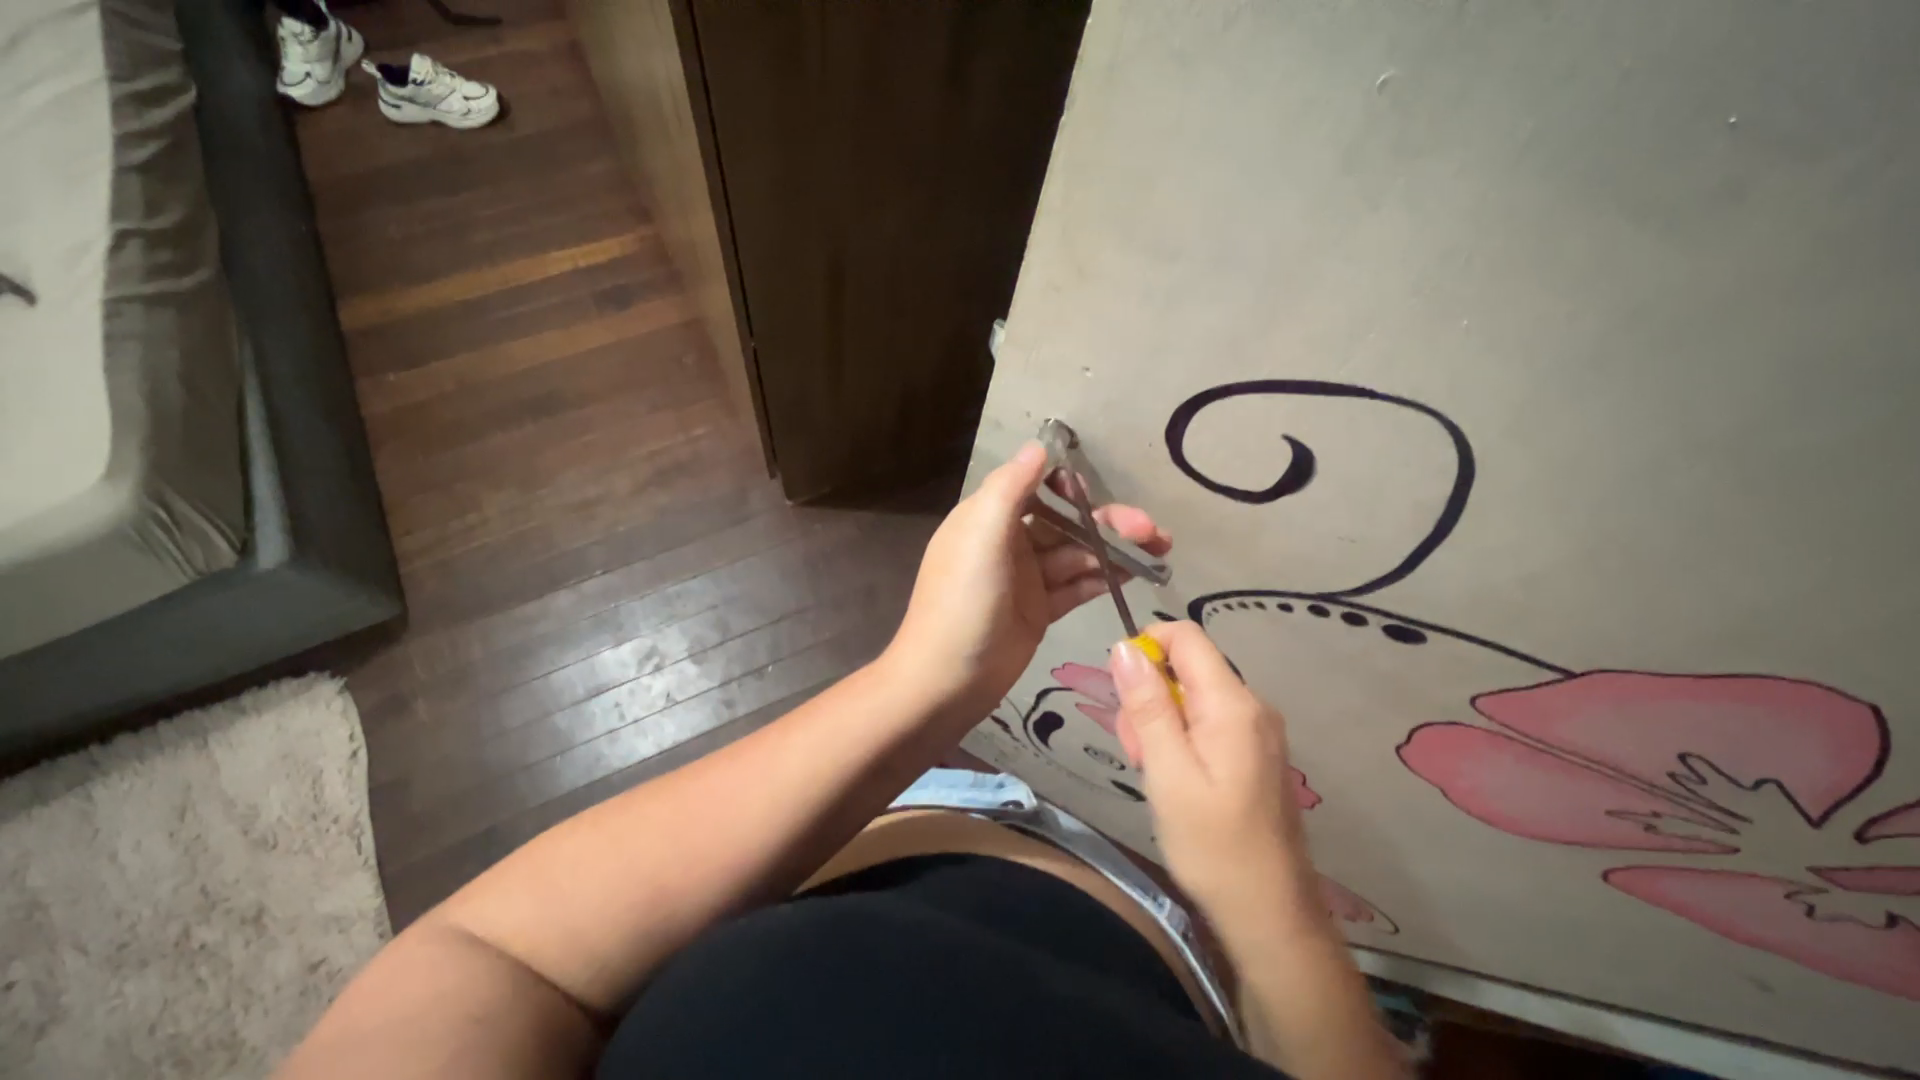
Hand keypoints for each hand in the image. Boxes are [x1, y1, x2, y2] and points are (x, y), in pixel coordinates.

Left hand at [883, 441, 1169, 721]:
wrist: (947, 681)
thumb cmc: (961, 602)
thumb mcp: (981, 536)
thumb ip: (1010, 488)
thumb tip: (1038, 445)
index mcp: (986, 518)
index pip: (1032, 485)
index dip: (1066, 484)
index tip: (1094, 492)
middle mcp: (1007, 542)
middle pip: (1065, 521)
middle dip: (1106, 521)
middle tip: (1151, 529)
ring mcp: (1025, 578)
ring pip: (1077, 553)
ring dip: (1114, 550)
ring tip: (1159, 551)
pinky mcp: (1039, 610)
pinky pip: (1076, 585)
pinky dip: (1103, 578)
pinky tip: (1134, 575)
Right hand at [1110, 622, 1325, 930]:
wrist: (1269, 912)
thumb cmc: (1212, 845)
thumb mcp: (1167, 773)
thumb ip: (1147, 706)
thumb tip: (1125, 646)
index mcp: (1233, 704)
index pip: (1186, 637)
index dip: (1146, 647)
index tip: (1122, 692)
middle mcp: (1253, 706)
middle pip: (1187, 668)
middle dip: (1149, 697)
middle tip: (1137, 752)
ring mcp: (1258, 731)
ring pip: (1193, 699)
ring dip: (1161, 724)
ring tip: (1156, 775)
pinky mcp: (1256, 754)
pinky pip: (1209, 724)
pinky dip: (1182, 741)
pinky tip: (1176, 783)